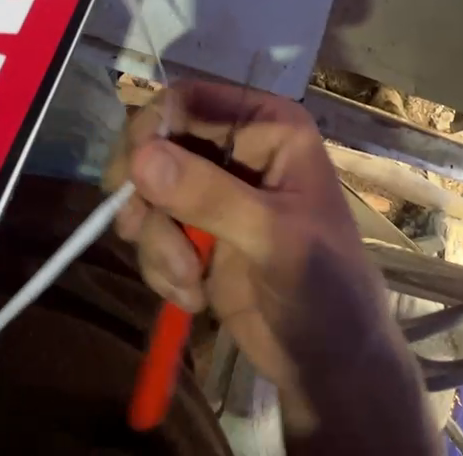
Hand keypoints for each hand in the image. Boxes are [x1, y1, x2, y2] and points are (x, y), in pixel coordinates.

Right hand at [107, 81, 432, 452]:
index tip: (133, 172)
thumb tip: (141, 157)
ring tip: (188, 280)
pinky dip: (160, 266)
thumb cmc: (324, 287)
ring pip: (146, 190)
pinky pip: (150, 231)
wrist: (329, 362)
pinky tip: (193, 296)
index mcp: (267, 126)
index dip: (153, 126)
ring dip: (156, 240)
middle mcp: (235, 148)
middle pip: (155, 140)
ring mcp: (210, 190)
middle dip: (145, 191)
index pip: (190, 99)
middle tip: (135, 226)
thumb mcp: (273, 237)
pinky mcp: (192, 231)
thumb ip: (209, 195)